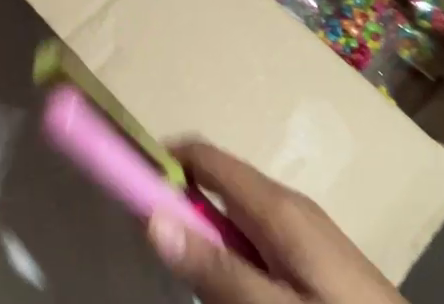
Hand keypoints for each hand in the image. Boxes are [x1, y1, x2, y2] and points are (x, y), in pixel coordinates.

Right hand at [147, 141, 406, 303]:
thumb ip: (216, 269)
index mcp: (276, 205)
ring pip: (233, 217)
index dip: (159, 160)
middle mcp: (288, 204)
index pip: (201, 154)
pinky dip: (236, 258)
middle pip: (214, 185)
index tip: (127, 186)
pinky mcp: (315, 253)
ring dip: (210, 242)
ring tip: (211, 288)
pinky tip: (245, 294)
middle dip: (183, 213)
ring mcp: (304, 228)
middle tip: (169, 256)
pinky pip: (255, 239)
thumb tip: (149, 219)